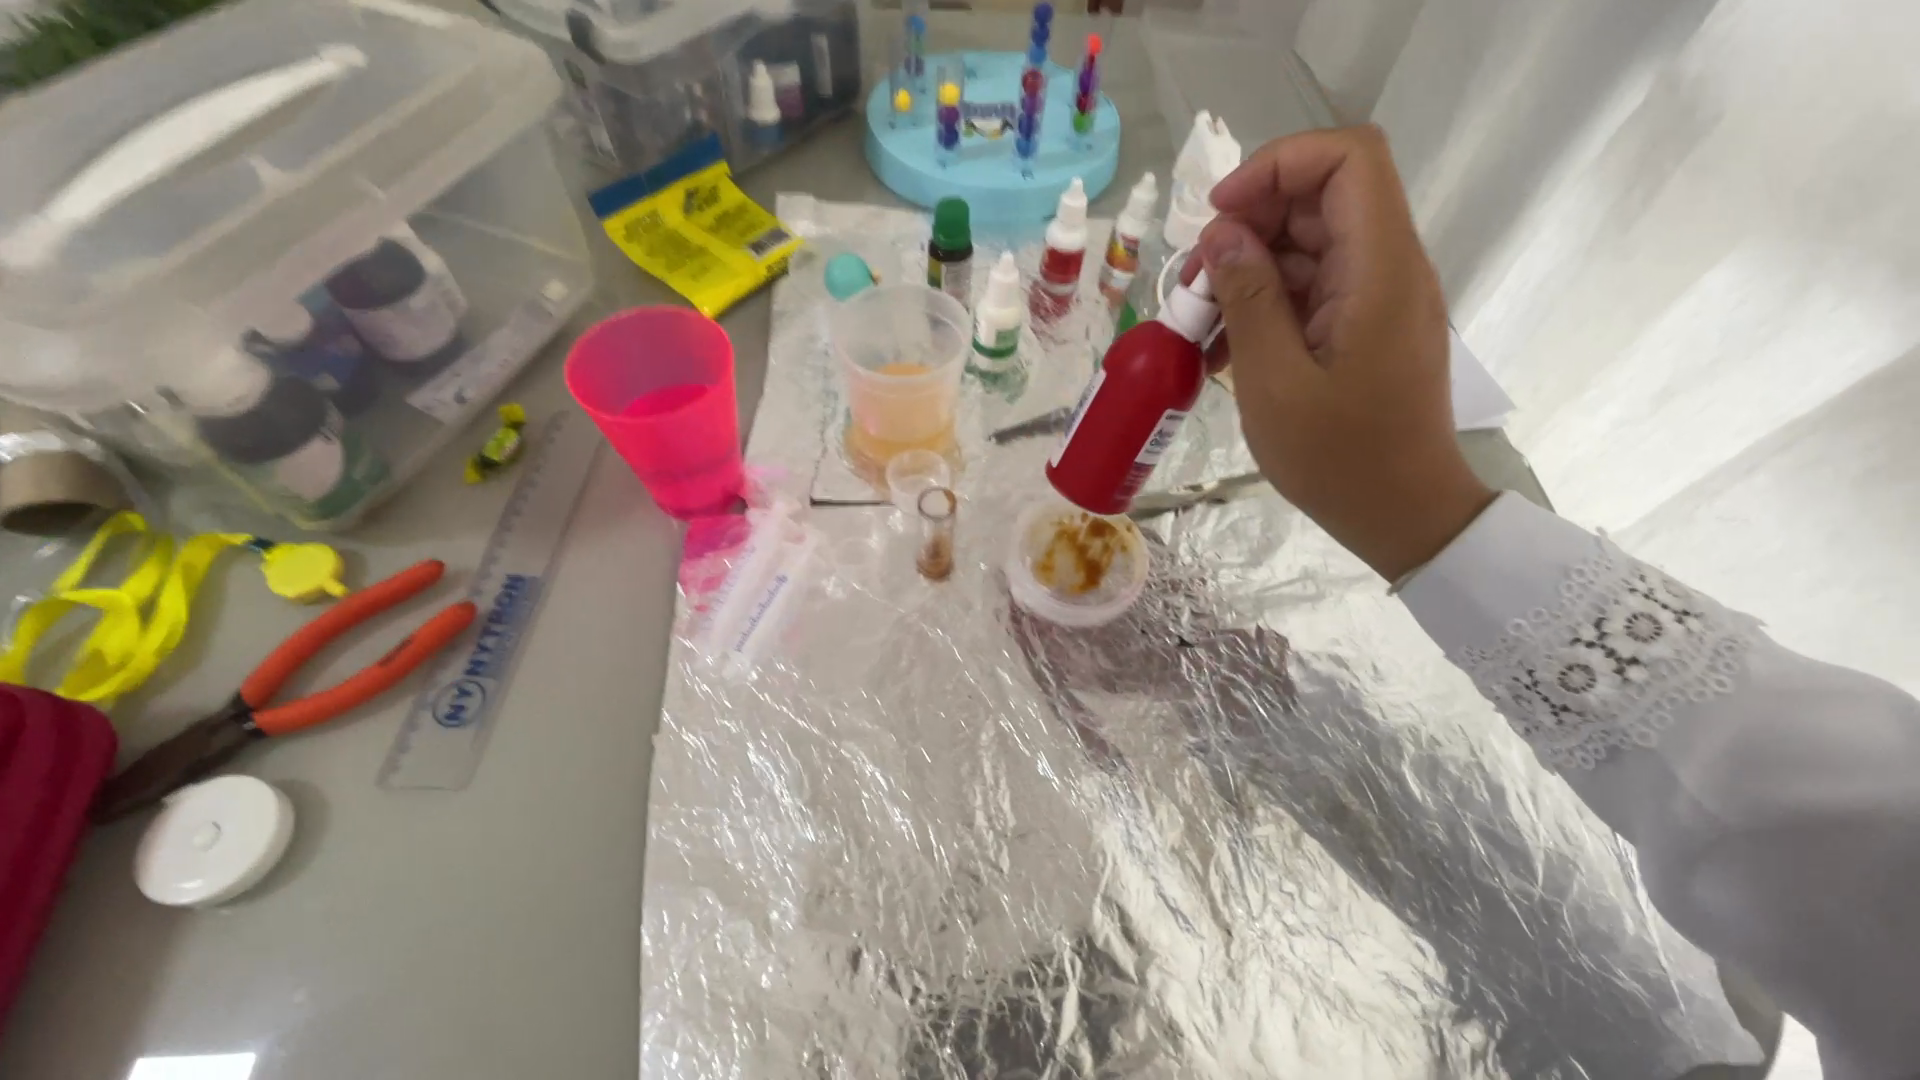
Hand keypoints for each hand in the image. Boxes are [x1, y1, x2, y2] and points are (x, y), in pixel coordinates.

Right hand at [1192, 125, 1494, 580]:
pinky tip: (1223, 348)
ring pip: (1307, 245)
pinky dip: (1263, 304)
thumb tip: (1222, 234)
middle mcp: (1387, 267)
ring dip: (1247, 271)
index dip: (1278, 166)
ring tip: (1199, 322)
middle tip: (1194, 281)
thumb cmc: (1339, 458)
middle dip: (1248, 225)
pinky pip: (1309, 289)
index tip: (1220, 215)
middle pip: (1320, 199)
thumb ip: (1248, 299)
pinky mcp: (1363, 325)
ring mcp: (1376, 297)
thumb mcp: (1274, 382)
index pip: (1347, 159)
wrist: (1402, 513)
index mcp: (1379, 269)